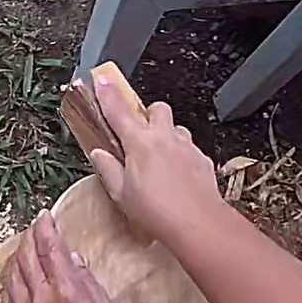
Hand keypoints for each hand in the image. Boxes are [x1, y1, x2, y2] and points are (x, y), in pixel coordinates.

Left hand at [4, 212, 120, 302]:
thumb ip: (88, 283)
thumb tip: (74, 261)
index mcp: (65, 293)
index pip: (51, 249)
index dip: (47, 228)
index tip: (46, 216)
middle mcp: (39, 299)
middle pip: (27, 256)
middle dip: (31, 236)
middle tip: (36, 226)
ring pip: (14, 272)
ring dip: (20, 254)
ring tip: (27, 245)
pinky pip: (9, 293)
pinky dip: (14, 276)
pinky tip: (19, 274)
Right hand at [85, 77, 223, 242]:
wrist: (198, 222)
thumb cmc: (157, 211)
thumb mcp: (121, 193)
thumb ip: (108, 169)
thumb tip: (99, 154)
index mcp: (140, 142)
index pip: (118, 111)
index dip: (107, 93)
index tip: (101, 79)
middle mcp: (165, 137)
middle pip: (157, 109)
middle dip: (147, 114)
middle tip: (138, 134)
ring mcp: (186, 146)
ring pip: (176, 128)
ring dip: (166, 136)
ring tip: (158, 159)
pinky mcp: (202, 158)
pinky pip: (189, 148)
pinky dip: (180, 155)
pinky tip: (175, 175)